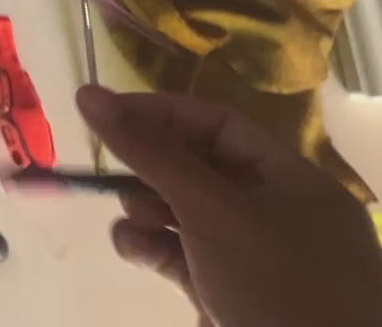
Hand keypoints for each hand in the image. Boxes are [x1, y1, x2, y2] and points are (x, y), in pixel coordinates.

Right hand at [76, 85, 381, 326]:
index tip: (105, 116)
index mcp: (294, 184)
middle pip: (193, 165)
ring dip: (142, 209)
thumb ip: (147, 149)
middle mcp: (278, 213)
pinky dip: (150, 246)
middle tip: (109, 169)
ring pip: (179, 208)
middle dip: (146, 167)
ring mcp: (255, 256)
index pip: (216, 123)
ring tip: (134, 222)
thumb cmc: (281, 287)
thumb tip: (86, 92)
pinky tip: (136, 253)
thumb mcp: (210, 209)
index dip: (159, 113)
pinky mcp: (230, 290)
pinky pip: (178, 250)